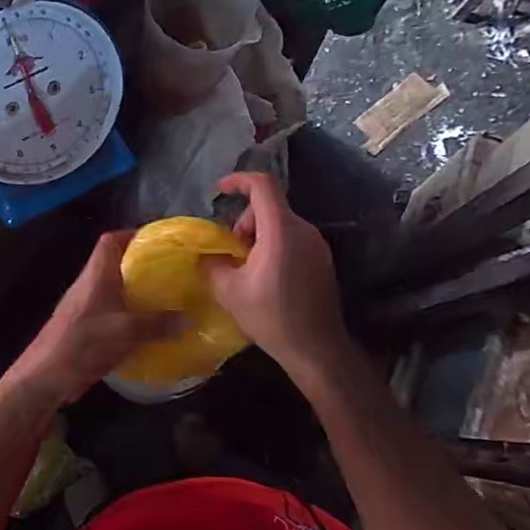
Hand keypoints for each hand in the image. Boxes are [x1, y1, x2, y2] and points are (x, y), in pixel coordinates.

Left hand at [4, 231, 176, 408]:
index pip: (110, 241)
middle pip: (115, 264)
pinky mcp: (85, 329)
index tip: (158, 241)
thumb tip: (189, 319)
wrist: (45, 377)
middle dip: (142, 266)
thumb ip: (158, 324)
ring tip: (165, 299)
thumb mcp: (127, 331)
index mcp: (96, 276)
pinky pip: (112, 314)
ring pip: (114, 290)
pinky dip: (129, 316)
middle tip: (170, 272)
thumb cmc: (84, 343)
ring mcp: (85, 308)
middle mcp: (89, 286)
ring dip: (136, 292)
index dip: (132, 235)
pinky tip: (148, 329)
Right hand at [203, 172, 347, 375]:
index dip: (239, 180)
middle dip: (244, 223)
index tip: (219, 190)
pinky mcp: (323, 259)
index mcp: (281, 231)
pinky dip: (274, 247)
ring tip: (247, 270)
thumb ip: (213, 265)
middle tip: (232, 254)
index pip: (263, 185)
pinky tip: (266, 277)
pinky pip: (293, 239)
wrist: (316, 349)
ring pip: (280, 224)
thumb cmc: (272, 318)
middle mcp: (304, 230)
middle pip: (269, 207)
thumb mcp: (230, 292)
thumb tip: (207, 254)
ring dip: (258, 237)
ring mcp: (317, 244)